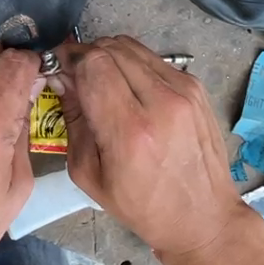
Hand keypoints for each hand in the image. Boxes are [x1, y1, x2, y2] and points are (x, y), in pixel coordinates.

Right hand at [53, 36, 254, 260]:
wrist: (203, 217)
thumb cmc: (141, 205)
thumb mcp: (89, 174)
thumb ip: (72, 119)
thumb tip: (61, 77)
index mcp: (130, 130)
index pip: (93, 64)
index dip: (70, 59)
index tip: (60, 69)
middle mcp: (160, 103)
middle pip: (110, 48)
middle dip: (86, 56)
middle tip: (77, 75)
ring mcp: (183, 90)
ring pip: (131, 46)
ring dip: (108, 56)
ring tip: (101, 80)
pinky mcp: (195, 86)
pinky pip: (152, 58)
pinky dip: (131, 65)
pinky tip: (128, 88)